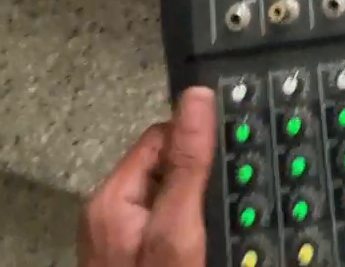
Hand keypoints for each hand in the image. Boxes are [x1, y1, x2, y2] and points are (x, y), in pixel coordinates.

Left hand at [81, 86, 216, 266]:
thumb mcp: (176, 231)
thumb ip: (187, 164)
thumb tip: (198, 95)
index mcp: (112, 199)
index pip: (162, 136)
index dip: (198, 142)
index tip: (232, 156)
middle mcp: (113, 216)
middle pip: (169, 166)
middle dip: (203, 177)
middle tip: (232, 200)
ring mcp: (125, 245)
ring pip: (175, 198)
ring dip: (203, 205)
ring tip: (224, 227)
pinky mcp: (140, 264)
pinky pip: (173, 228)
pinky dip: (197, 232)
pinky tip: (211, 248)